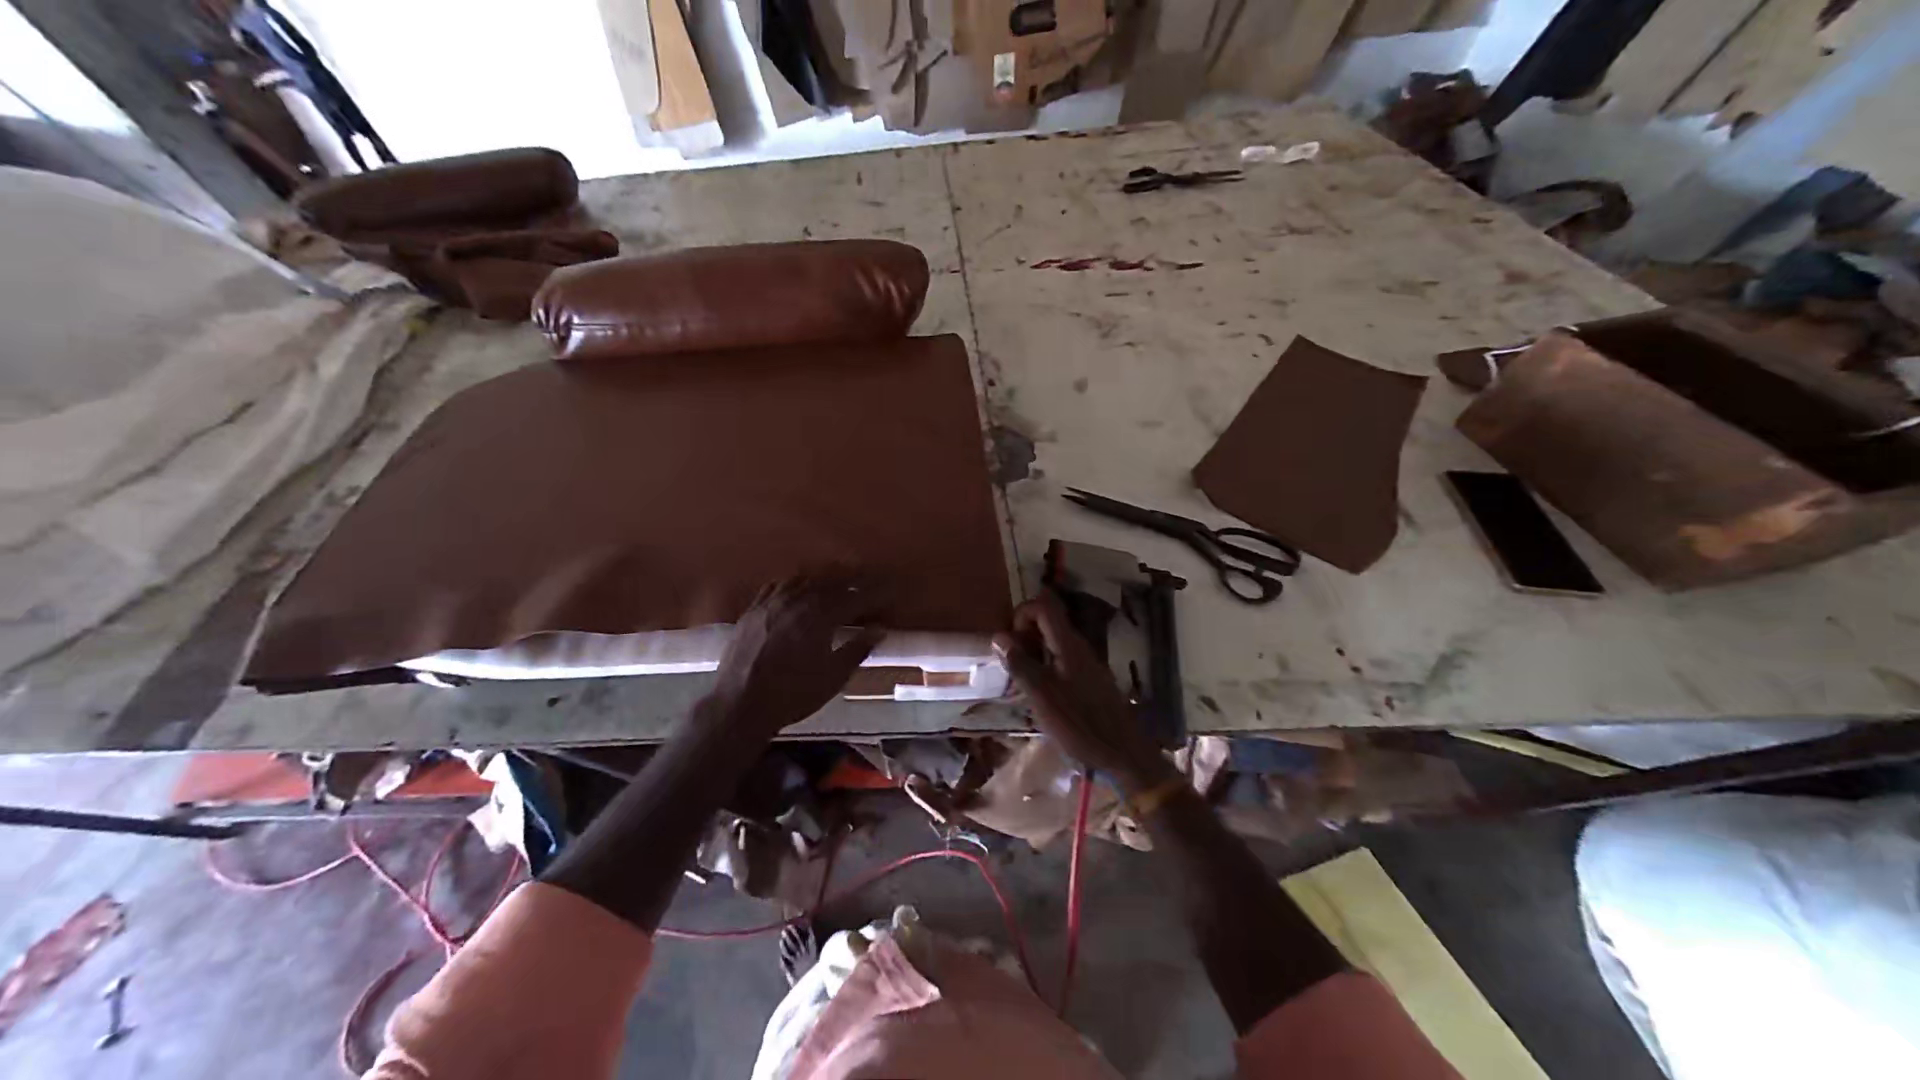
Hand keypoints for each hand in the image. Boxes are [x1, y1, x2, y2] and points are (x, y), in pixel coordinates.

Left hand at [705, 574, 883, 739]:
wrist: (739, 705)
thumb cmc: (792, 695)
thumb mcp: (833, 677)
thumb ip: (857, 649)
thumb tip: (879, 630)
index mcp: (820, 615)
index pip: (856, 597)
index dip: (876, 594)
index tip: (891, 591)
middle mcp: (797, 600)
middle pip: (831, 582)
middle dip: (854, 581)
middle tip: (869, 584)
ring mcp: (772, 602)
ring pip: (804, 578)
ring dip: (824, 578)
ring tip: (837, 582)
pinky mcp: (752, 609)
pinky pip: (777, 585)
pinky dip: (794, 583)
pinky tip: (798, 588)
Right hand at [993, 592, 1174, 791]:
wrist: (1122, 753)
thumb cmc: (1079, 724)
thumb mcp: (1042, 696)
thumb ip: (1020, 664)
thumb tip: (999, 636)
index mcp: (1069, 645)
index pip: (1043, 606)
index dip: (1022, 614)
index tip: (1010, 642)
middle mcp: (1080, 647)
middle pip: (1049, 622)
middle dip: (1025, 635)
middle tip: (1012, 664)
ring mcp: (1087, 664)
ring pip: (1054, 643)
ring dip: (1034, 653)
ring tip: (1021, 681)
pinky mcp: (1090, 681)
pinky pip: (1063, 661)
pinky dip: (1046, 668)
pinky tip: (1041, 695)